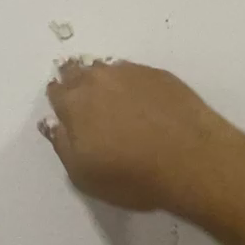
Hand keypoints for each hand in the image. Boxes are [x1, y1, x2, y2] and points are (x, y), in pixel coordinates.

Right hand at [41, 59, 236, 214]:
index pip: (55, 92)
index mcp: (74, 103)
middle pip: (76, 72)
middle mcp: (97, 79)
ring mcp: (129, 72)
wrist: (193, 160)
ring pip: (105, 69)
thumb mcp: (84, 175)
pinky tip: (141, 101)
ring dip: (102, 80)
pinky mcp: (157, 73)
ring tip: (112, 100)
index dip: (59, 102)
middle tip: (86, 103)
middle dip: (75, 83)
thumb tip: (52, 124)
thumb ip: (62, 145)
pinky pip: (132, 72)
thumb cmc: (133, 175)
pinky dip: (130, 83)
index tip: (65, 114)